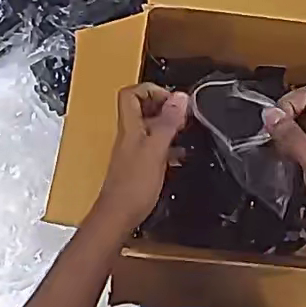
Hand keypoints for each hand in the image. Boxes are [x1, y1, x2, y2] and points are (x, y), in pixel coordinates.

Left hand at [90, 83, 188, 230]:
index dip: (151, 90)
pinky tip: (181, 154)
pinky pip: (155, 147)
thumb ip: (168, 122)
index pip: (131, 94)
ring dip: (168, 126)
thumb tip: (180, 97)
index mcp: (130, 126)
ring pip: (151, 128)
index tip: (173, 100)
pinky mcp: (140, 165)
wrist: (119, 216)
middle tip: (184, 115)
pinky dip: (169, 146)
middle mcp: (129, 135)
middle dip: (165, 107)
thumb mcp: (156, 149)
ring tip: (186, 131)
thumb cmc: (134, 185)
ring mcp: (134, 150)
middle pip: (142, 109)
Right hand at [262, 85, 305, 238]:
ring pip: (303, 126)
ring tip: (273, 149)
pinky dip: (291, 147)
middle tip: (269, 137)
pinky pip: (305, 143)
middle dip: (285, 118)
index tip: (272, 125)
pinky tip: (281, 159)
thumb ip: (291, 137)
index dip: (288, 103)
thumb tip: (268, 113)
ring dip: (286, 134)